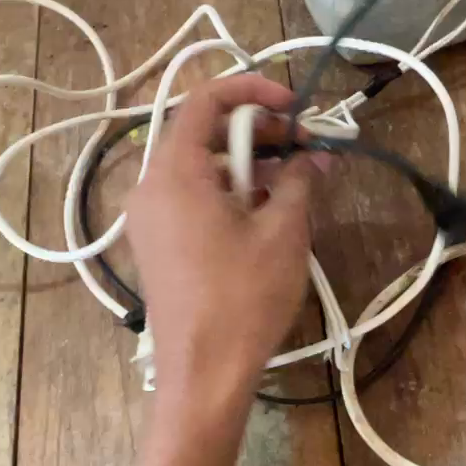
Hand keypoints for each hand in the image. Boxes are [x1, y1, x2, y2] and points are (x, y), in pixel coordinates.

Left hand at [127, 74, 329, 406]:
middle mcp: (150, 186)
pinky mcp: (157, 246)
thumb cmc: (243, 299)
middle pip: (201, 133)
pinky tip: (264, 215)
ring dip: (247, 165)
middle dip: (257, 132)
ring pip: (199, 168)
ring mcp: (149, 219)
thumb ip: (299, 182)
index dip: (253, 91)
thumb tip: (315, 157)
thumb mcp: (282, 234)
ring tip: (293, 185)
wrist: (203, 373)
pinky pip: (191, 199)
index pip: (205, 100)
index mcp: (175, 172)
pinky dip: (228, 193)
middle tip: (305, 149)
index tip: (296, 106)